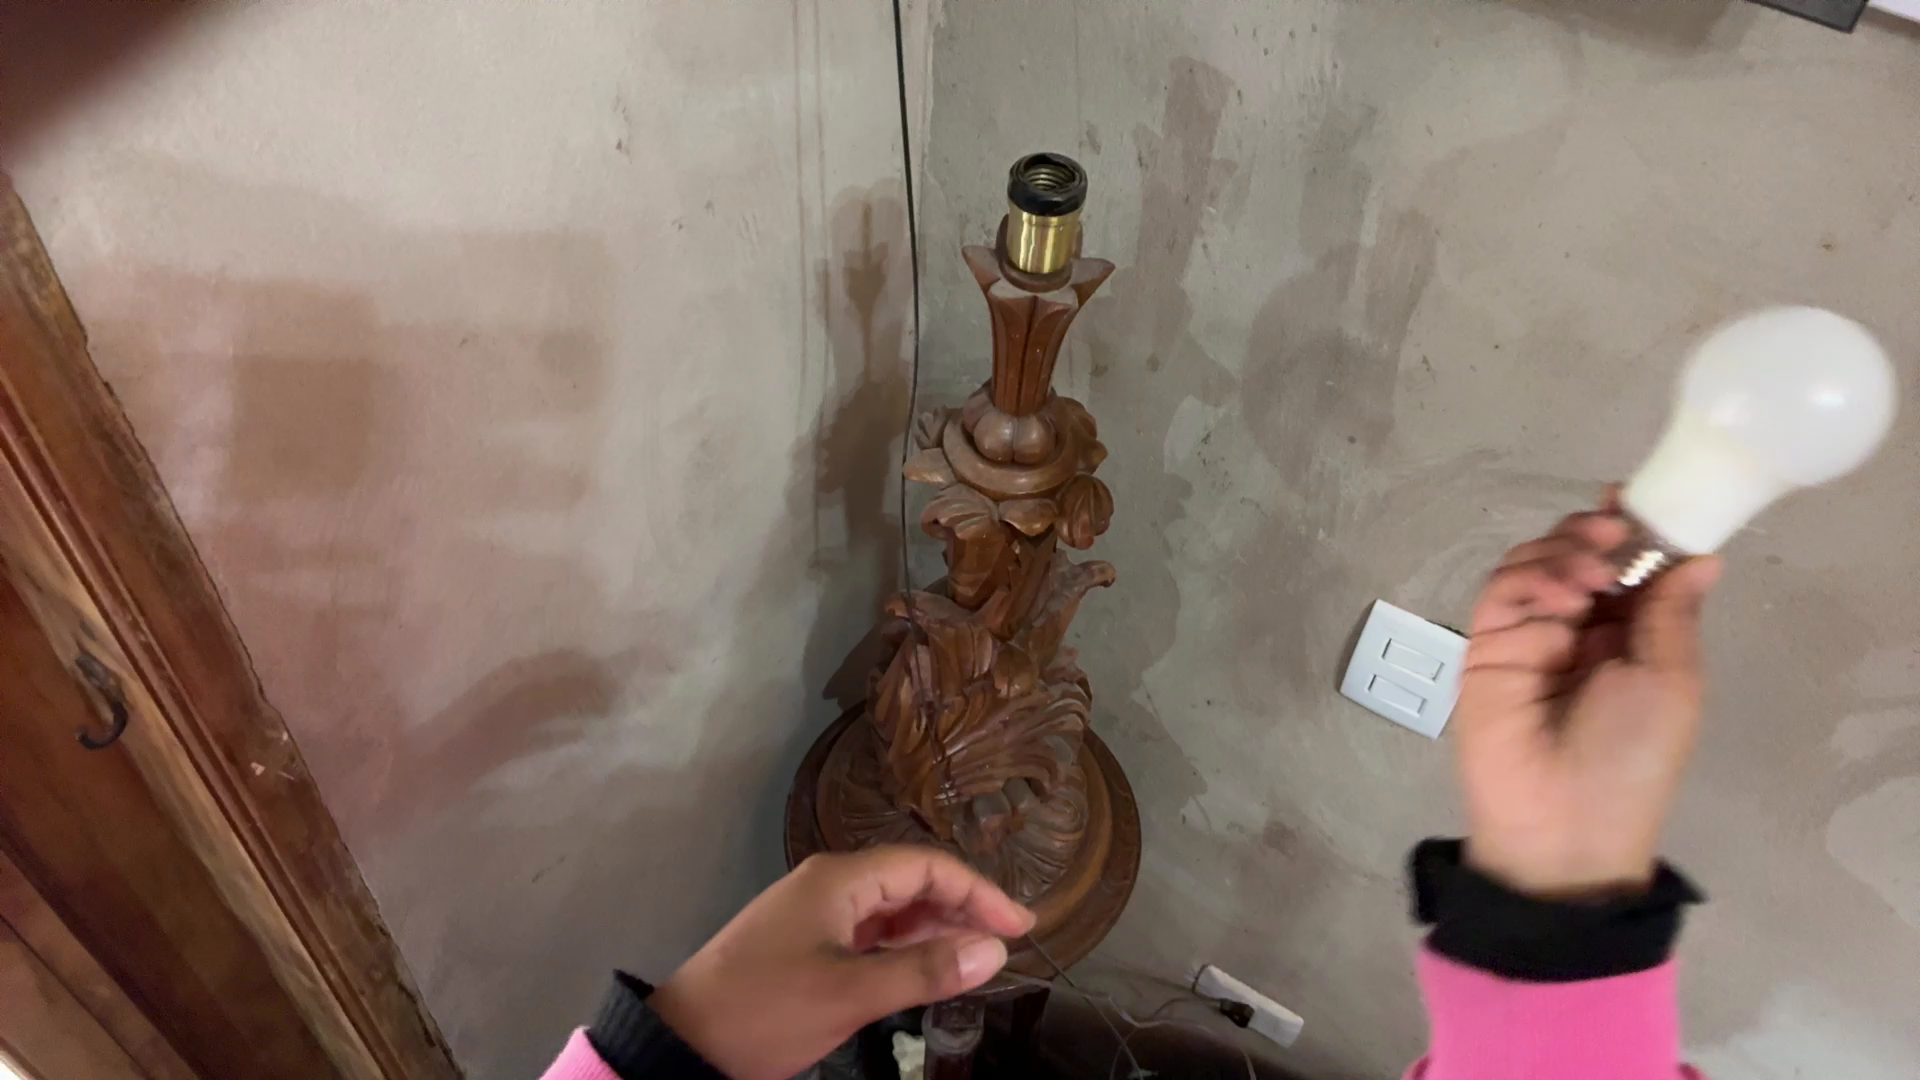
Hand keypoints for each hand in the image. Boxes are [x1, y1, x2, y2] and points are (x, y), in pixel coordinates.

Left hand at [649, 846, 1034, 1078]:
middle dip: (962, 906)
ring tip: (979, 953)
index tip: (1019, 923)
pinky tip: (930, 964)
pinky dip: (906, 946)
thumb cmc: (766, 1009)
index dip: (977, 891)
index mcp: (842, 877)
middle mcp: (834, 882)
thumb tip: (994, 950)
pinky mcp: (811, 940)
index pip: (926, 867)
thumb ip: (924, 970)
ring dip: (936, 926)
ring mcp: (820, 911)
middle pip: (912, 881)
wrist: (681, 1044)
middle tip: (1008, 940)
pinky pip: (872, 932)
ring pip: (893, 908)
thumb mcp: (849, 993)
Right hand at [1454, 500, 1720, 898]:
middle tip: (1610, 530)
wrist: (1561, 809)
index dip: (1625, 533)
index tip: (1627, 499)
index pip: (1621, 571)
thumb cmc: (1630, 752)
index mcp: (1625, 637)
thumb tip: (1698, 558)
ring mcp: (1522, 633)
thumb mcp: (1670, 681)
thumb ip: (1668, 616)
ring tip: (1590, 570)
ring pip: (1526, 566)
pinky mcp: (1482, 643)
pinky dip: (1527, 580)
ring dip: (1559, 553)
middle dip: (1588, 535)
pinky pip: (1498, 594)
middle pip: (1567, 557)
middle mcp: (1572, 627)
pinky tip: (1561, 593)